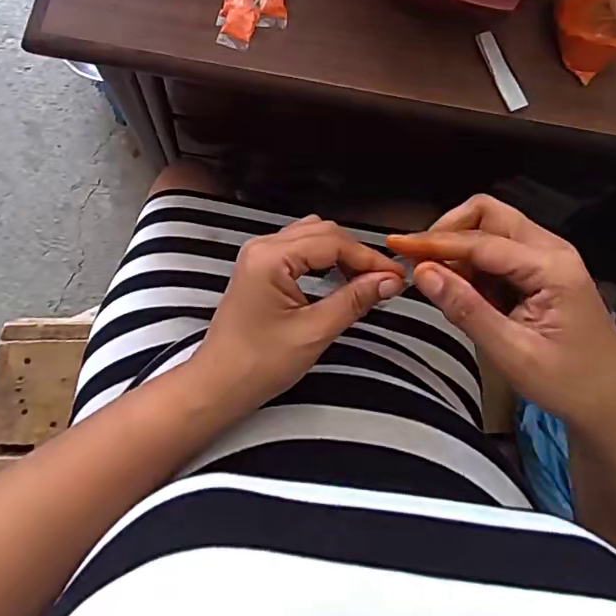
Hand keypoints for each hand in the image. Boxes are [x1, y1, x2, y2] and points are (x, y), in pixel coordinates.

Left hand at [188, 216, 406, 410]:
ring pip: (312, 236)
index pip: (332, 242)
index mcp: (270, 257)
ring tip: (366, 280)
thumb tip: (388, 281)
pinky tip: (340, 279)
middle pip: (323, 232)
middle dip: (357, 253)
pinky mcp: (259, 267)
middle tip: (386, 280)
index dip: (369, 258)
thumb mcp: (314, 332)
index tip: (396, 276)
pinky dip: (324, 259)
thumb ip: (353, 300)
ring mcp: (258, 255)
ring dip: (341, 253)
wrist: (219, 383)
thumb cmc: (257, 363)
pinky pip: (299, 249)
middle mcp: (261, 247)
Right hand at [387, 195, 615, 426]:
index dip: (433, 242)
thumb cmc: (568, 384)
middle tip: (419, 259)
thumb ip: (465, 309)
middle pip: (487, 214)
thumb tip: (422, 272)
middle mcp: (552, 250)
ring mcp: (549, 256)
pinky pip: (498, 248)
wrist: (611, 406)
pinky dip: (473, 261)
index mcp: (552, 268)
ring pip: (490, 227)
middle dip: (447, 231)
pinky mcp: (542, 268)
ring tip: (444, 283)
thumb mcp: (511, 353)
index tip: (397, 246)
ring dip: (460, 247)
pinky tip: (468, 292)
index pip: (479, 242)